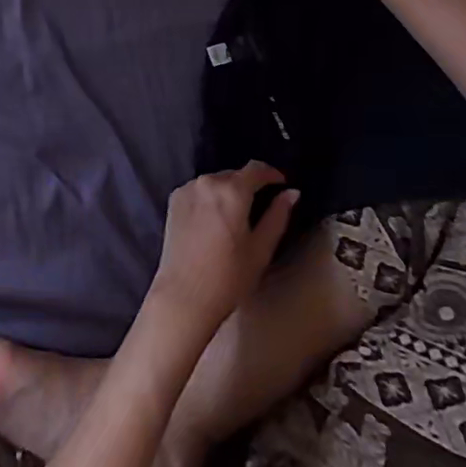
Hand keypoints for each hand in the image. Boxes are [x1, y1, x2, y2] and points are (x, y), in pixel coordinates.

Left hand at [148, 162, 298, 330]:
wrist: (183, 298)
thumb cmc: (228, 277)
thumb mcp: (261, 249)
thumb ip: (278, 215)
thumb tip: (291, 192)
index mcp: (232, 191)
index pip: (256, 168)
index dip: (272, 173)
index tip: (282, 184)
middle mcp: (208, 182)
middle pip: (235, 174)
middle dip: (249, 185)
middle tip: (260, 206)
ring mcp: (187, 189)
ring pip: (216, 182)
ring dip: (228, 190)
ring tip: (236, 215)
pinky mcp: (174, 201)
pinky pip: (199, 190)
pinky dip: (210, 197)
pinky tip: (214, 219)